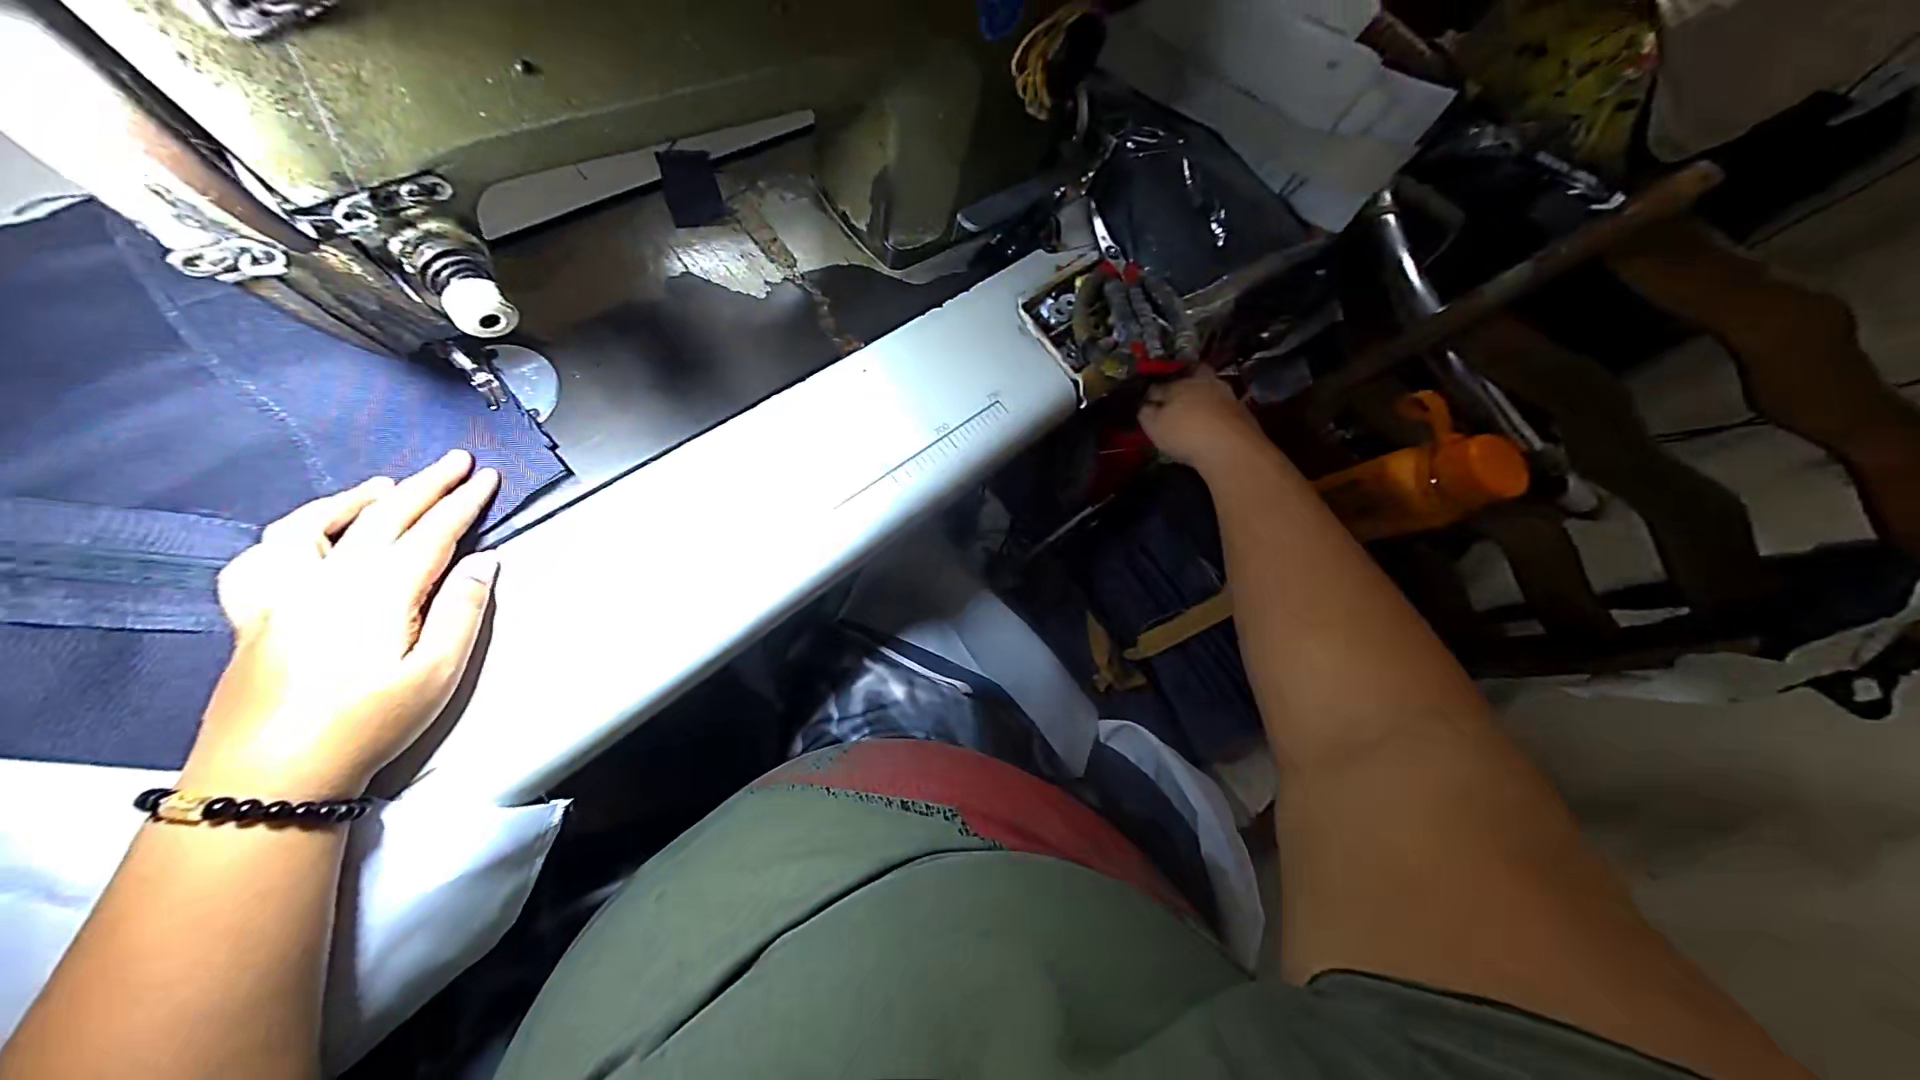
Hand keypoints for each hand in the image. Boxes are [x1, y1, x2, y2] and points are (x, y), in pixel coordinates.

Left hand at [179, 451, 501, 798]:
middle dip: (427, 484)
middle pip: (384, 515)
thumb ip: (463, 610)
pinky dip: (288, 533)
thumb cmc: (366, 725)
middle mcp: (327, 579)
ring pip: (316, 523)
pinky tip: (303, 534)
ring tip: (385, 486)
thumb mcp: (438, 673)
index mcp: (379, 591)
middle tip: (455, 463)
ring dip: (358, 497)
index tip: (488, 479)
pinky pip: (260, 557)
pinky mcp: (253, 614)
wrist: (270, 775)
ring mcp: (282, 593)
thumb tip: (481, 561)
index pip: (433, 531)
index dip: (465, 501)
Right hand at [1137, 368, 1272, 472]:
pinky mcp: (1242, 410)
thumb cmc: (1186, 434)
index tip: (1147, 404)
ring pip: (1211, 389)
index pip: (1159, 385)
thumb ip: (1147, 414)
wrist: (1231, 448)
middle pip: (1192, 375)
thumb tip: (1145, 406)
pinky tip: (1212, 424)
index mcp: (1178, 384)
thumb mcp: (1155, 427)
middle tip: (1177, 398)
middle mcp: (1203, 383)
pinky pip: (1223, 406)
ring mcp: (1226, 395)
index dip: (1151, 394)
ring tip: (1196, 414)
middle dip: (1184, 381)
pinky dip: (1216, 413)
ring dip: (1203, 398)